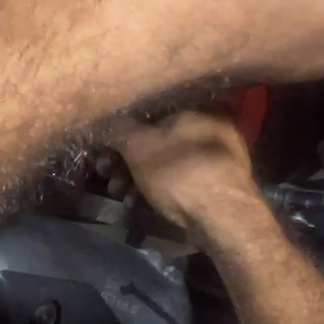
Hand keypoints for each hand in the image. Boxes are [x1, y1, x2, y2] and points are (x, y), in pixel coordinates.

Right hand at [113, 111, 257, 232]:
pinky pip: (179, 178)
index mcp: (196, 107)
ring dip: (136, 177)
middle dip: (125, 160)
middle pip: (156, 139)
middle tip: (107, 176)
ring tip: (119, 194)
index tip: (103, 150)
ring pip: (166, 161)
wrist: (220, 216)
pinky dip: (157, 188)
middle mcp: (210, 125)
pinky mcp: (216, 182)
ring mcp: (216, 155)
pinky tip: (139, 203)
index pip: (148, 112)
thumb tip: (105, 121)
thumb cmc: (177, 172)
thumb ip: (117, 129)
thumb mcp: (138, 146)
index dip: (120, 131)